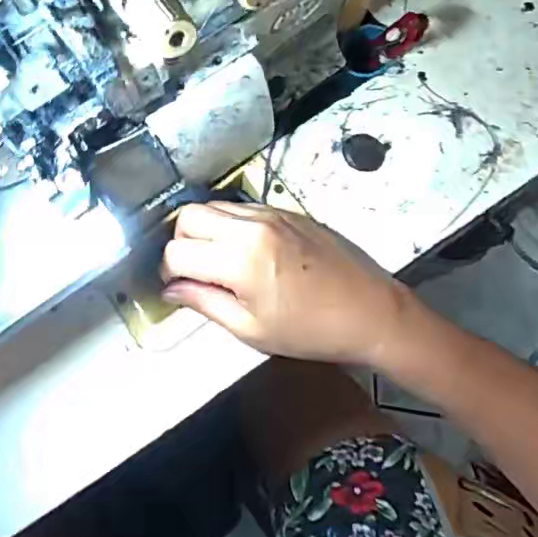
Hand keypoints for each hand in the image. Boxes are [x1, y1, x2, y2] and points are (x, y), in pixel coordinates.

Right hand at [160, 202, 416, 365]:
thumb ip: (205, 303)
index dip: (168, 271)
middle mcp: (251, 226)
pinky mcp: (285, 210)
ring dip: (204, 229)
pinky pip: (241, 207)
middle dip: (181, 241)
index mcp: (240, 259)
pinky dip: (229, 223)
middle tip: (193, 269)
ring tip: (217, 260)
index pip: (178, 250)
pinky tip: (243, 251)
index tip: (177, 286)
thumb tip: (171, 289)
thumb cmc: (311, 330)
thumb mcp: (251, 329)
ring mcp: (270, 213)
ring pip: (213, 206)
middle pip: (188, 216)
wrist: (369, 310)